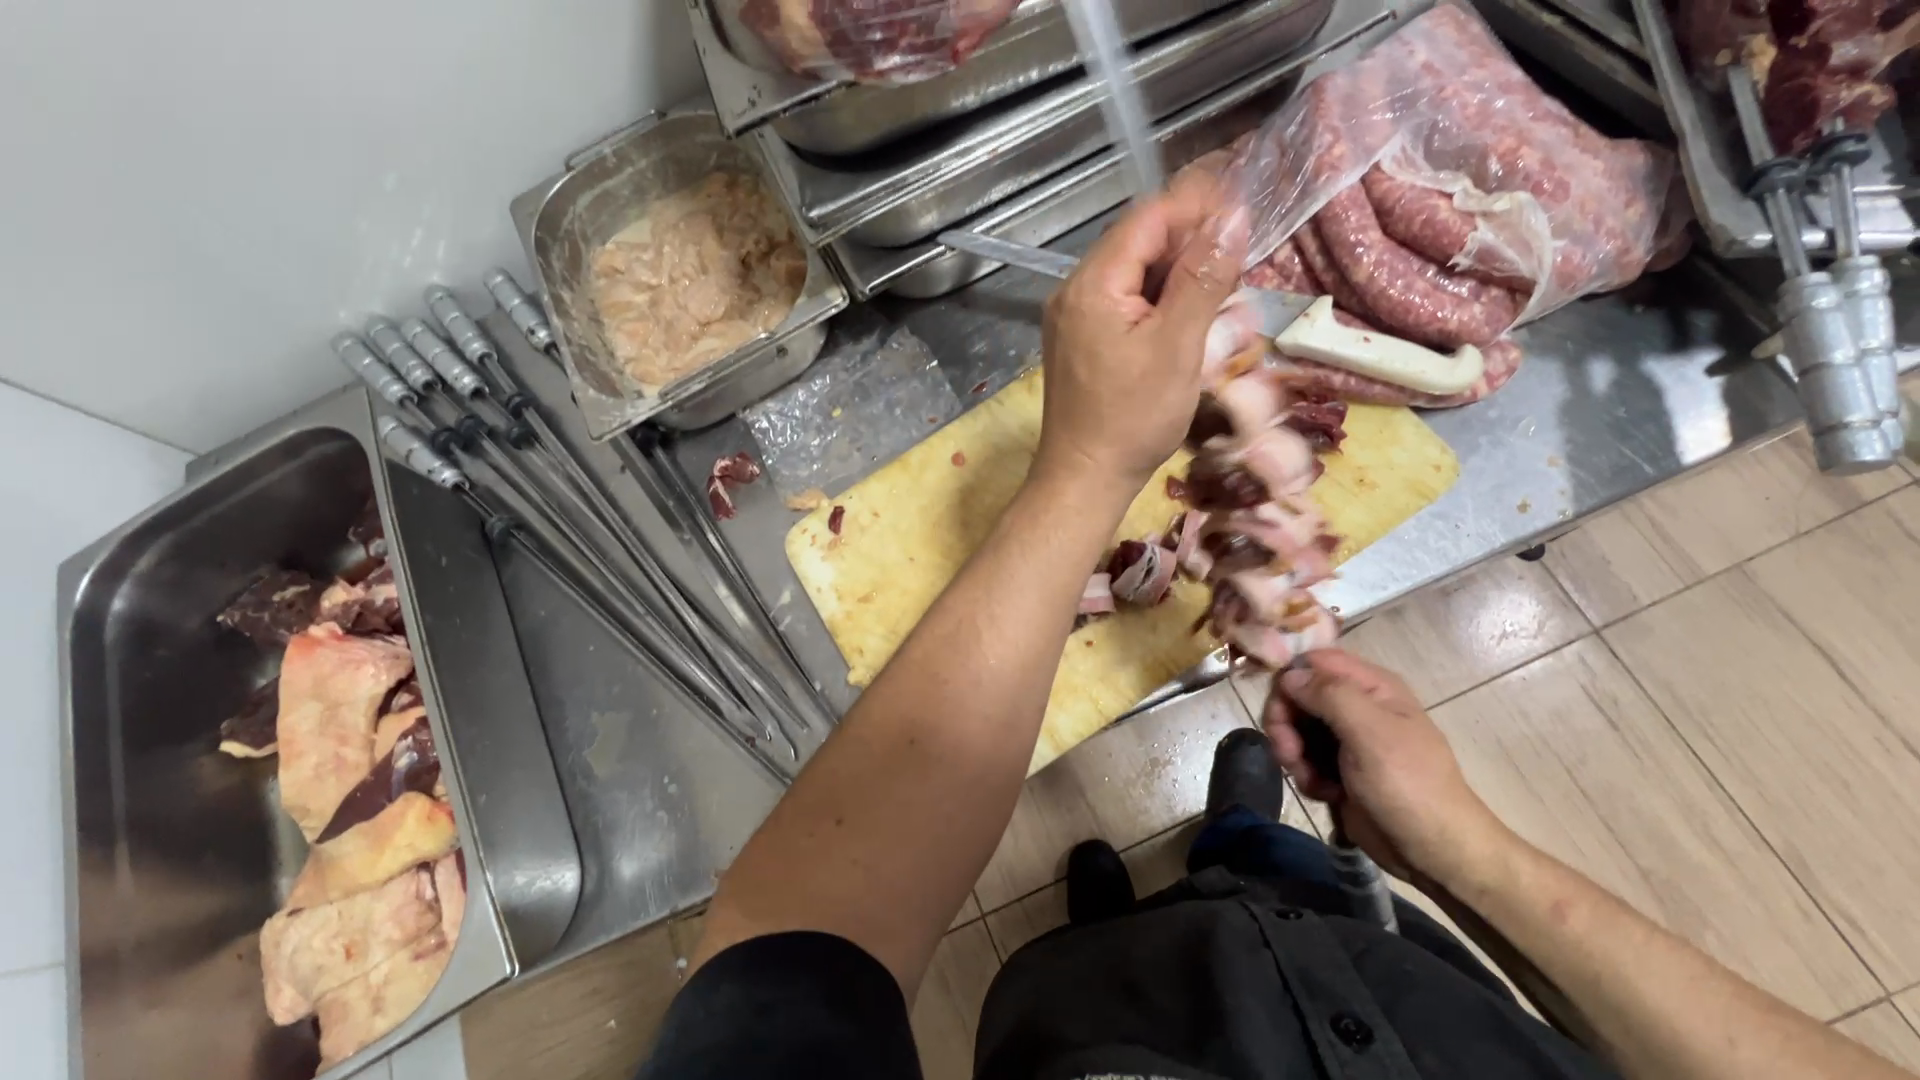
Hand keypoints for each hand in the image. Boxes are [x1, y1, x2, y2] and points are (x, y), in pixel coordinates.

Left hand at [1035, 192, 1245, 493]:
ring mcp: (1073, 318)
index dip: (1197, 207)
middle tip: (1241, 259)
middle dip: (1191, 243)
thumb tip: (1234, 216)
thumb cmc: (1133, 419)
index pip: (1147, 219)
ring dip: (1178, 275)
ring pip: (1133, 275)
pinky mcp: (1080, 342)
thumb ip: (1203, 278)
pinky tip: (1189, 319)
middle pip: (1138, 243)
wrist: (1085, 478)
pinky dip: (1158, 302)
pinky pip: (1123, 304)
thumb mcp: (1178, 346)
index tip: (1246, 208)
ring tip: (1222, 291)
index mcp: (1092, 284)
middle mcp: (1074, 291)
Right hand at [1267, 649, 1508, 886]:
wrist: (1432, 851)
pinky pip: (1304, 758)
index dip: (1291, 677)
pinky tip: (1324, 793)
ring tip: (1310, 779)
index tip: (1279, 707)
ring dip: (1293, 753)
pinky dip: (1306, 775)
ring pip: (1296, 728)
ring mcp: (1347, 738)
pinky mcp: (1338, 769)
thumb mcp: (1370, 733)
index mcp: (1373, 687)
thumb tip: (1290, 674)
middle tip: (1289, 752)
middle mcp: (1357, 706)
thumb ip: (1329, 695)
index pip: (1315, 661)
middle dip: (1286, 723)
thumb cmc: (1408, 786)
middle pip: (1298, 695)